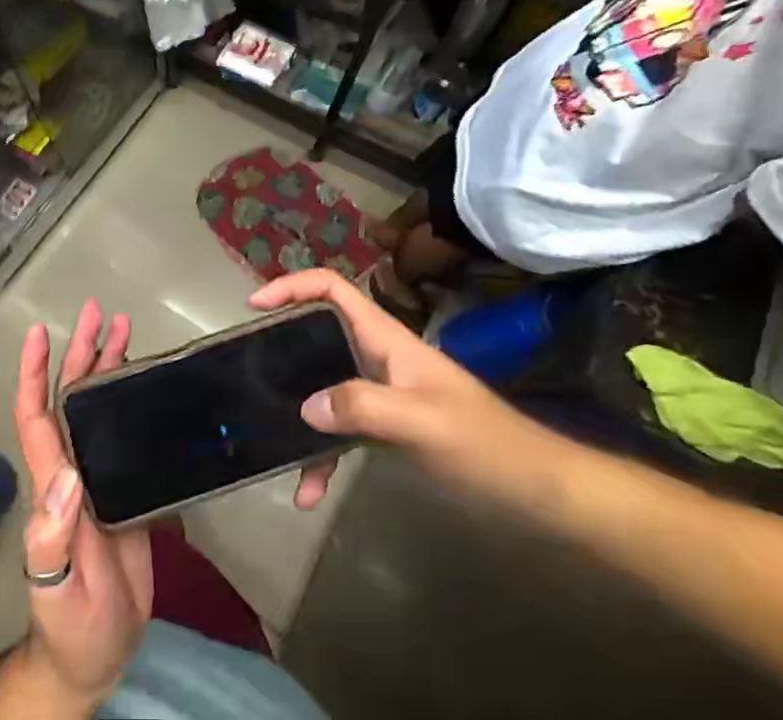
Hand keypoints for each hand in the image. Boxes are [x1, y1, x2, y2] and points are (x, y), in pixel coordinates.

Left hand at [11, 300, 152, 707]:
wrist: (98, 652)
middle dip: (81, 353)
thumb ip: (54, 534)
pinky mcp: (126, 492)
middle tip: (99, 312)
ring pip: (99, 411)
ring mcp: (99, 479)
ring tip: (125, 331)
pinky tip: (147, 386)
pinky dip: (133, 404)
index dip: (35, 374)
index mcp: (52, 484)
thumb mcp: (56, 585)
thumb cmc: (70, 623)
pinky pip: (126, 436)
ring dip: (108, 369)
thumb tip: (64, 474)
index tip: (39, 333)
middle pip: (71, 399)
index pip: (36, 417)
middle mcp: (73, 470)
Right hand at [251, 269, 559, 508]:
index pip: (335, 291)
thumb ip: (364, 407)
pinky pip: (338, 433)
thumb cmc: (484, 446)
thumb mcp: (422, 423)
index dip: (293, 286)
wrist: (535, 492)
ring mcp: (380, 395)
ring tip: (270, 448)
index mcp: (387, 341)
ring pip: (322, 391)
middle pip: (318, 336)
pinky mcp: (384, 429)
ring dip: (297, 419)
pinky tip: (308, 495)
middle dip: (281, 349)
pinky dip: (320, 458)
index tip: (254, 304)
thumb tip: (305, 406)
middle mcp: (377, 360)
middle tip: (247, 371)